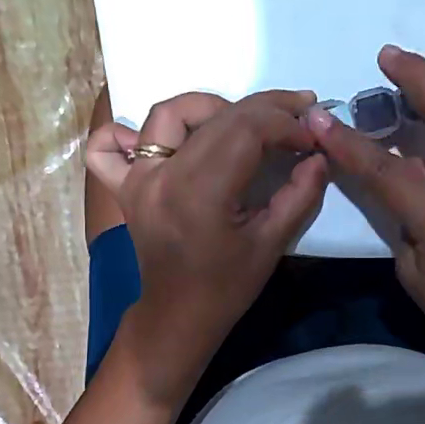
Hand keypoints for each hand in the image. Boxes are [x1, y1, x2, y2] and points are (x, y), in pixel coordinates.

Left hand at [86, 91, 327, 393]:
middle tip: (297, 113)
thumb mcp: (272, 243)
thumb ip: (300, 194)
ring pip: (168, 114)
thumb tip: (319, 154)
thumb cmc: (227, 286)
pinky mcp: (125, 186)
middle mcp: (163, 176)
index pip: (246, 129)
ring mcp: (137, 178)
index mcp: (201, 192)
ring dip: (210, 108)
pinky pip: (106, 147)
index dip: (285, 123)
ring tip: (240, 123)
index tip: (310, 135)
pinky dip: (125, 134)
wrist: (178, 315)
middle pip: (217, 115)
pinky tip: (163, 142)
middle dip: (265, 108)